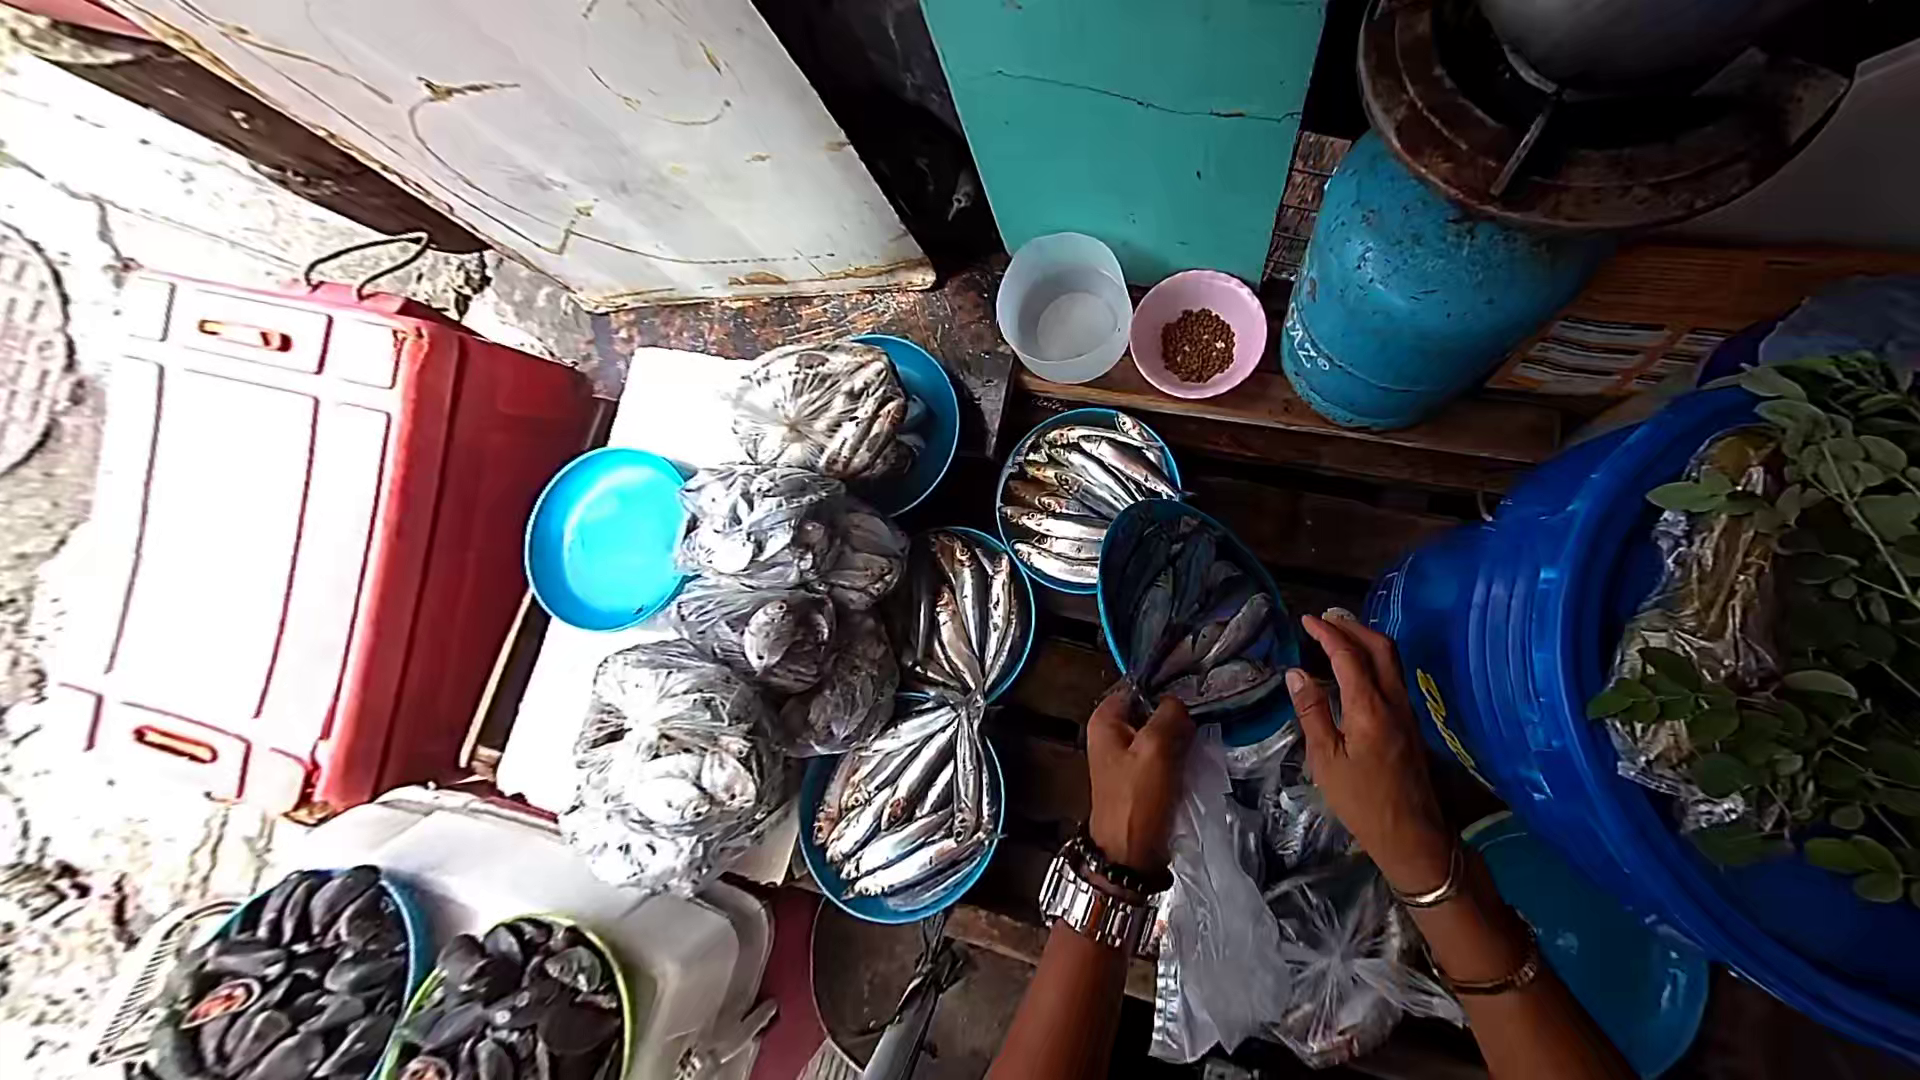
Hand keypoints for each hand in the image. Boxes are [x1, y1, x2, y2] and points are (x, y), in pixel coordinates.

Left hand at [1086, 692, 1193, 872]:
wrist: (1130, 854)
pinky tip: (1194, 763)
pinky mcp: (1140, 776)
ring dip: (1180, 740)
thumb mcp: (1155, 749)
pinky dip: (1178, 758)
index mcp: (1104, 719)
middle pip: (1150, 711)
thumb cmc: (1137, 799)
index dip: (1164, 692)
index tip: (1191, 701)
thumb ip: (1169, 716)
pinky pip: (1163, 756)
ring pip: (1160, 734)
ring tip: (1198, 746)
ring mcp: (1125, 755)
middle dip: (1175, 718)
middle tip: (1197, 728)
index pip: (1138, 689)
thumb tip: (1178, 703)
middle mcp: (1110, 733)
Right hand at [1288, 611, 1453, 893]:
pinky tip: (1353, 665)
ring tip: (1337, 631)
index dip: (1327, 633)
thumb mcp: (1325, 757)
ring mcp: (1406, 712)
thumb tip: (1297, 673)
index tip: (1305, 620)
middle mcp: (1393, 703)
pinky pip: (1391, 675)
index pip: (1348, 656)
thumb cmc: (1361, 799)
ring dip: (1364, 639)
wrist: (1413, 836)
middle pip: (1381, 648)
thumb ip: (1312, 711)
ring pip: (1391, 660)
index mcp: (1369, 709)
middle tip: (1325, 617)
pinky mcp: (1408, 723)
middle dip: (1352, 626)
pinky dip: (1371, 657)